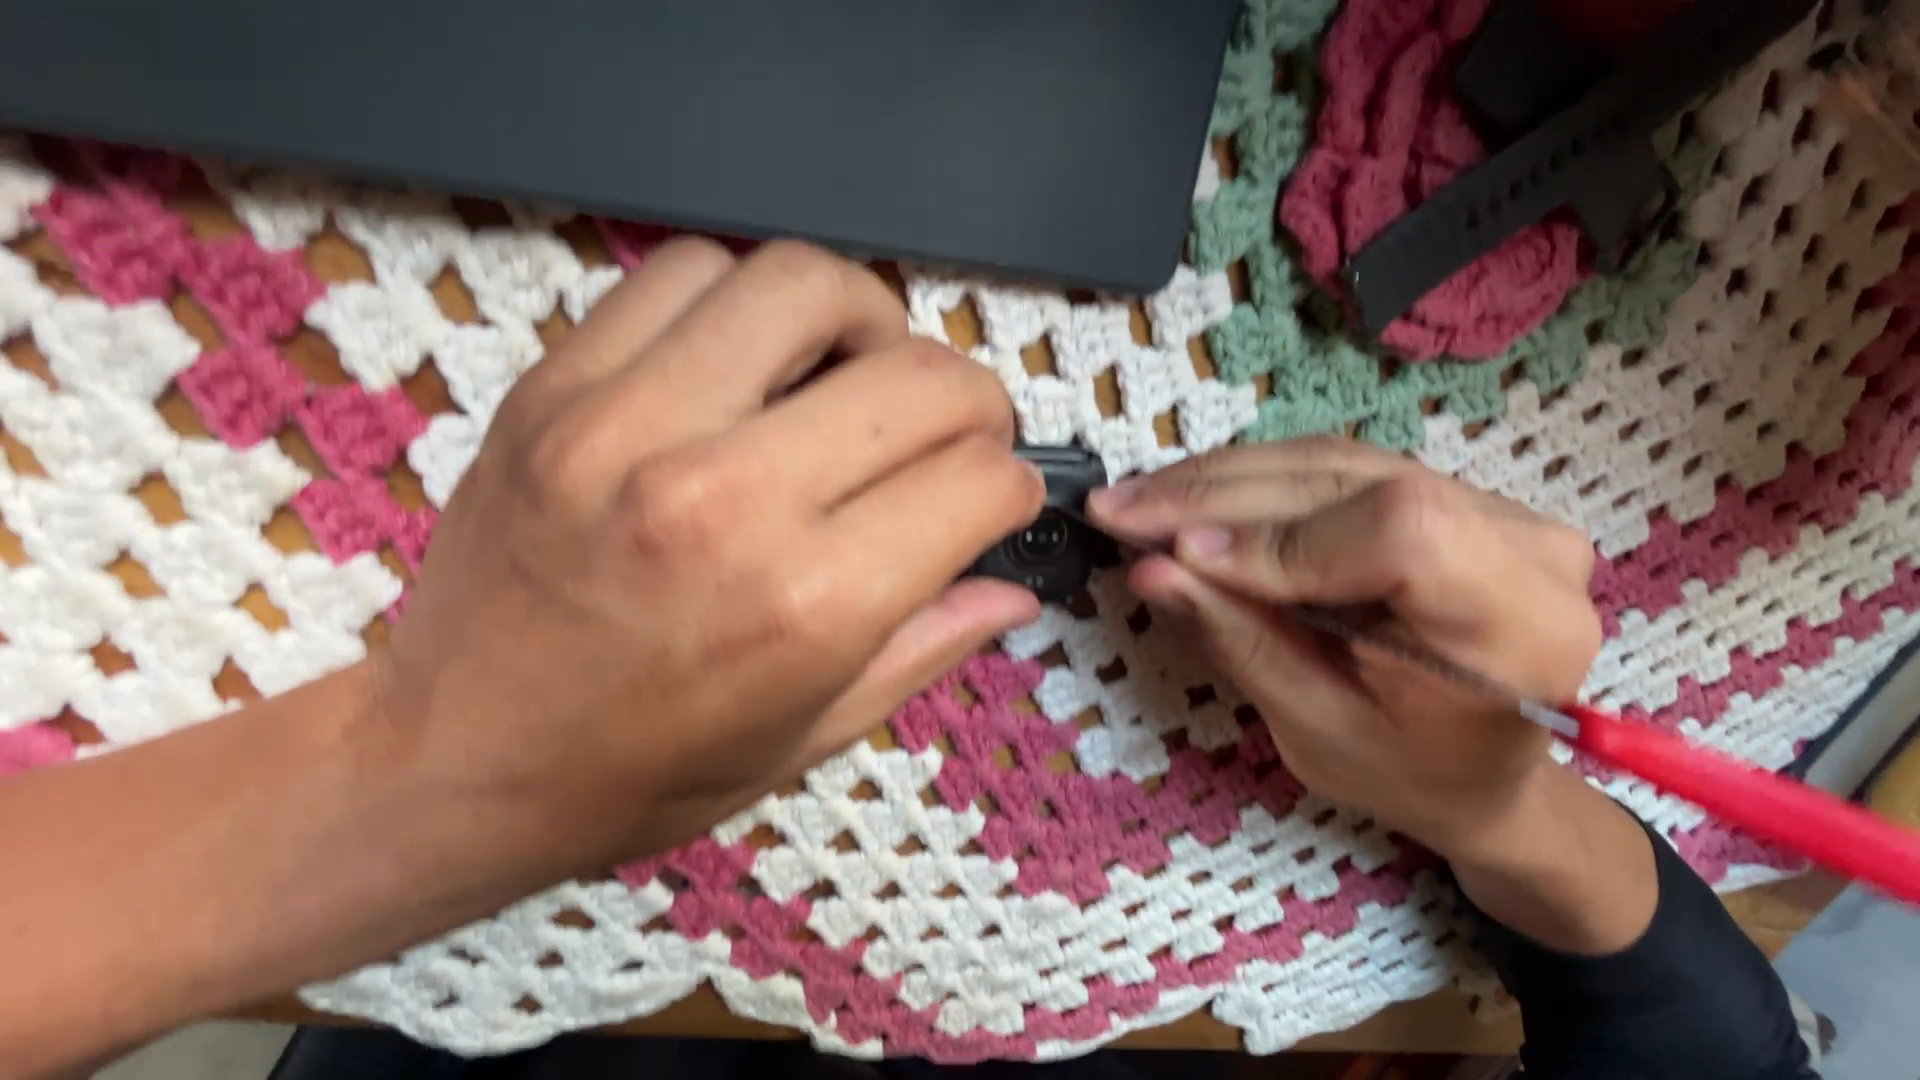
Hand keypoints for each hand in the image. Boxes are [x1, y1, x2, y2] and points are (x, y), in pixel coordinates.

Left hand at [377, 239, 1043, 867]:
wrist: (450, 757)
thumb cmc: (646, 773)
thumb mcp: (810, 739)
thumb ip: (928, 647)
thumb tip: (1017, 587)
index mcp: (808, 605)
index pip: (977, 483)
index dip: (1011, 486)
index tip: (996, 499)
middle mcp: (728, 497)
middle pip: (921, 377)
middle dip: (976, 402)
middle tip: (957, 433)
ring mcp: (628, 424)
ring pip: (806, 285)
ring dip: (870, 322)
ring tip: (859, 374)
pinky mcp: (557, 384)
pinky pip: (686, 274)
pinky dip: (747, 303)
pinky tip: (751, 361)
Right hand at [1086, 437, 1601, 863]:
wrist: (1478, 768)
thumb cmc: (1405, 774)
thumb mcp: (1314, 728)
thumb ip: (1238, 640)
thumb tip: (1149, 569)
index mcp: (1519, 624)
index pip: (1401, 532)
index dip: (1278, 536)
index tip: (1175, 555)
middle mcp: (1523, 542)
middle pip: (1349, 481)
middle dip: (1217, 497)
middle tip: (1116, 511)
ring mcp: (1490, 505)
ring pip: (1329, 461)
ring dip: (1219, 480)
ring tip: (1137, 502)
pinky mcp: (1444, 493)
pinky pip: (1332, 469)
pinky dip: (1249, 482)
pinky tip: (1187, 495)